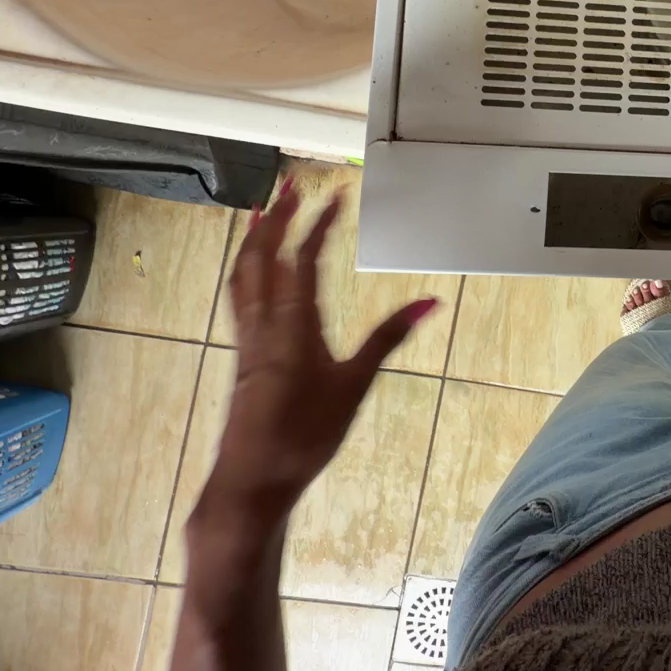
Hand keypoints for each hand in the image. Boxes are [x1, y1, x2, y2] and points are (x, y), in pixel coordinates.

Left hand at [200, 186, 436, 519]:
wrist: (250, 483)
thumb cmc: (307, 434)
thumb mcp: (355, 384)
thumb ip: (389, 338)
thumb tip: (430, 301)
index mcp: (294, 326)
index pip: (304, 261)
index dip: (319, 225)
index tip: (336, 196)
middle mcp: (264, 324)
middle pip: (262, 258)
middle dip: (277, 219)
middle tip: (292, 187)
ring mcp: (248, 339)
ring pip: (242, 276)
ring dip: (254, 239)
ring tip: (264, 213)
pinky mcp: (243, 355)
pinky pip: (239, 297)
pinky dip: (246, 269)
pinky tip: (254, 272)